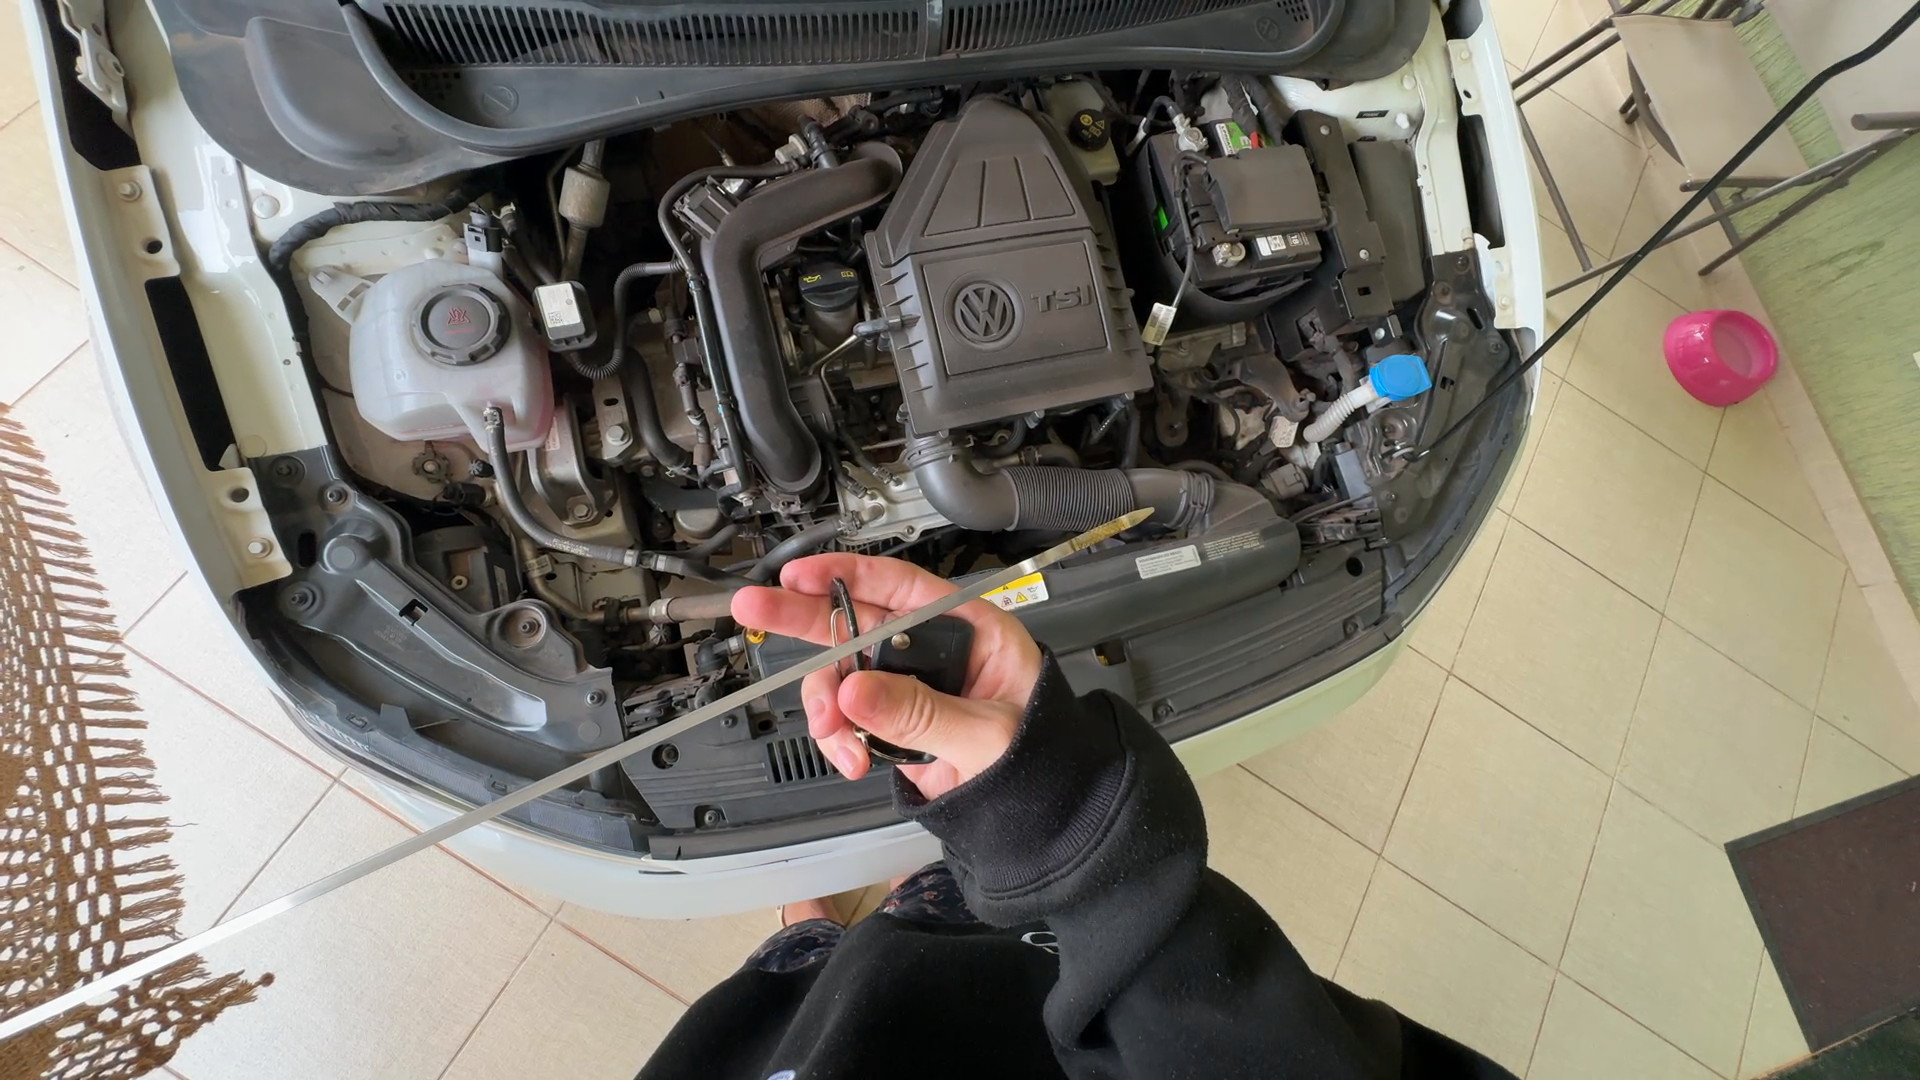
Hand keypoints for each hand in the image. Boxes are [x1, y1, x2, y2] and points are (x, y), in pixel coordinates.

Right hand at [731, 553, 1042, 799]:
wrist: (1041, 815)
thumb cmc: (1039, 756)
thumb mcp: (986, 732)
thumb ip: (921, 712)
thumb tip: (854, 692)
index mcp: (967, 629)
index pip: (902, 587)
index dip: (848, 576)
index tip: (799, 574)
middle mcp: (932, 651)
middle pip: (857, 623)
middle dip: (805, 619)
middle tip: (753, 608)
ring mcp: (909, 687)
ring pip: (843, 676)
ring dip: (826, 705)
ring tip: (836, 738)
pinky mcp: (894, 722)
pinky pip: (848, 718)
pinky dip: (839, 738)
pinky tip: (853, 759)